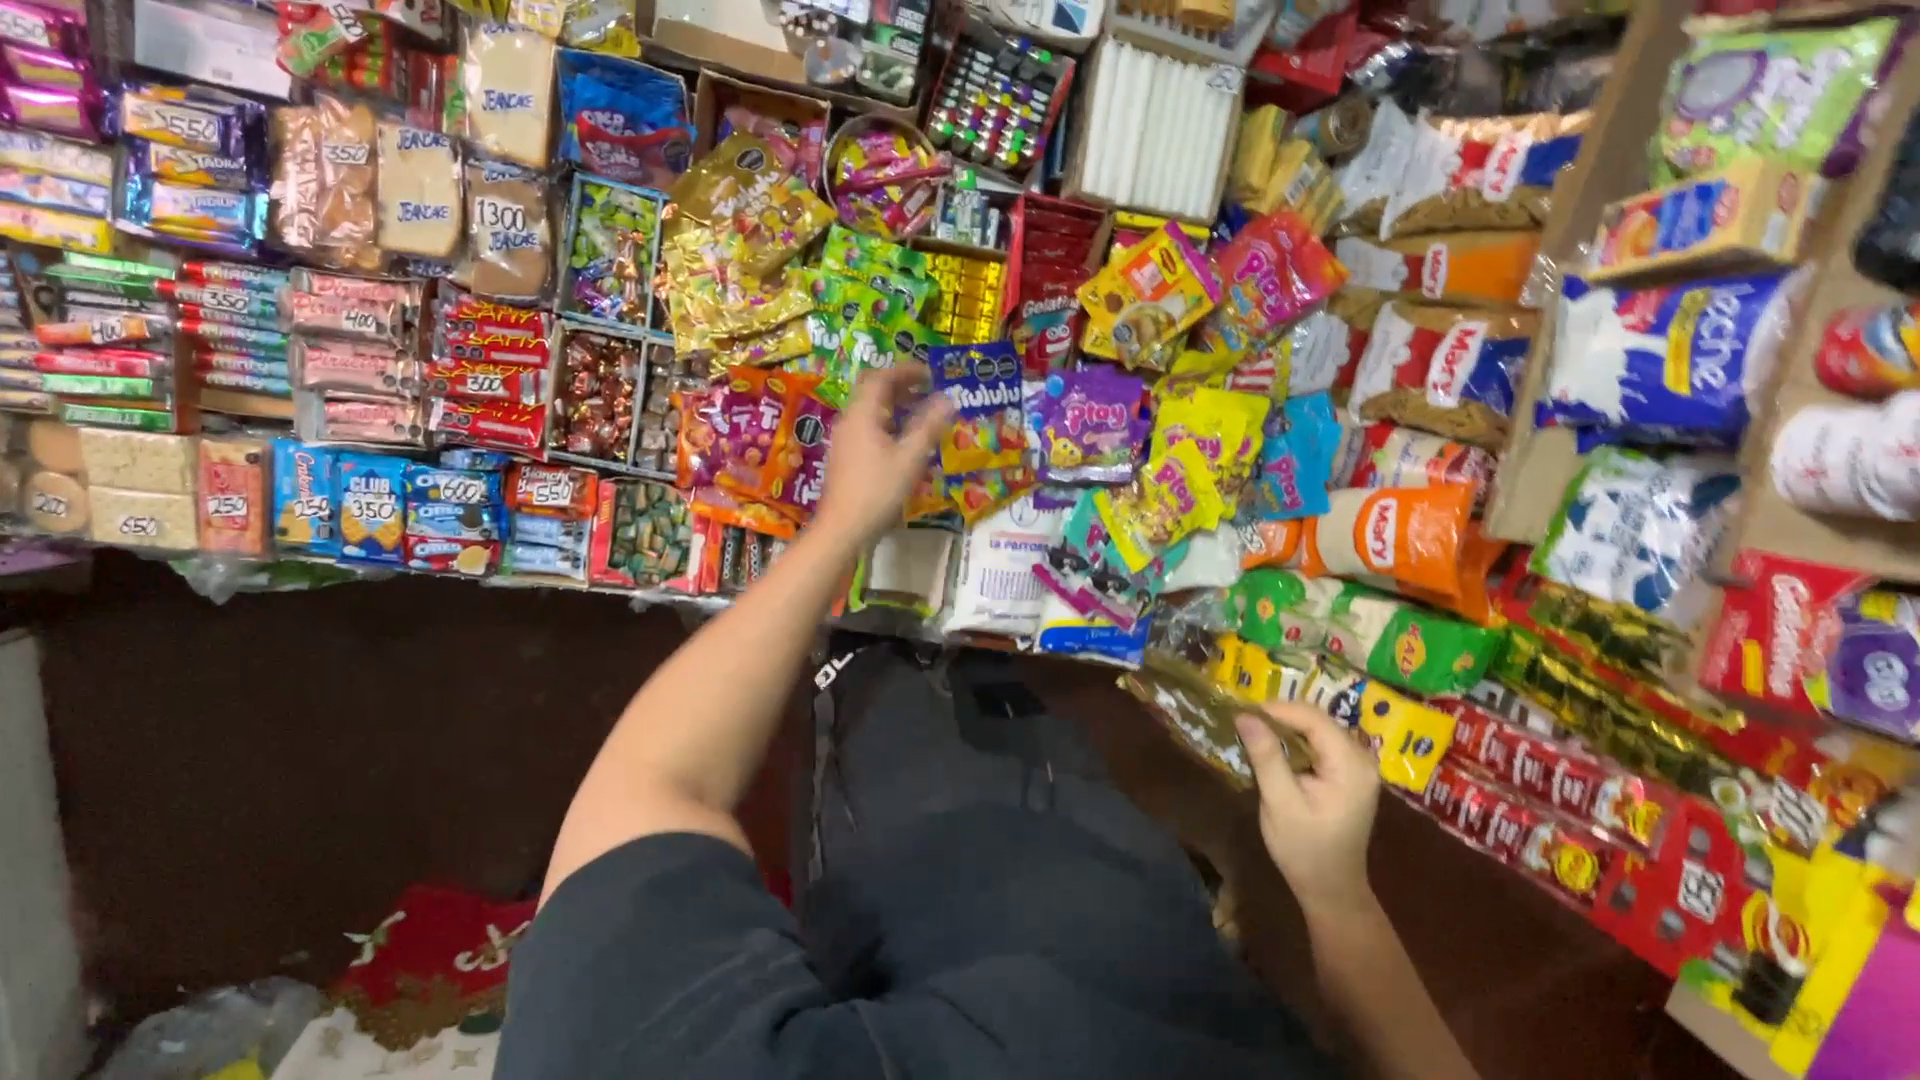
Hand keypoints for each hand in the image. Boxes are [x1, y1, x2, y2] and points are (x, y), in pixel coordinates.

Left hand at [814, 363, 953, 546]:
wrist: (843, 527)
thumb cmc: (877, 490)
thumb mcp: (910, 458)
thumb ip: (929, 426)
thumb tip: (948, 399)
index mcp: (862, 414)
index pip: (881, 378)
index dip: (906, 371)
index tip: (930, 374)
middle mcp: (849, 420)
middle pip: (872, 391)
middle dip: (900, 386)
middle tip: (926, 390)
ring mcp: (844, 439)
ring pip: (869, 410)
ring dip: (894, 406)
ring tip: (920, 413)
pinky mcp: (845, 457)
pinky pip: (866, 427)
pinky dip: (886, 423)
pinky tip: (903, 440)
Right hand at [1237, 703, 1381, 917]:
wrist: (1330, 887)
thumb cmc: (1304, 849)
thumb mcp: (1279, 802)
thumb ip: (1266, 757)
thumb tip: (1245, 715)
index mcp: (1351, 765)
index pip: (1313, 718)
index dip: (1276, 710)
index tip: (1241, 713)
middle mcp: (1362, 758)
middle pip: (1317, 720)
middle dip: (1279, 716)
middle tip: (1243, 722)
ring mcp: (1359, 765)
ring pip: (1317, 728)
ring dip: (1285, 727)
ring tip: (1253, 733)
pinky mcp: (1350, 773)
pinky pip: (1321, 743)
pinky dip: (1296, 741)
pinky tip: (1274, 750)